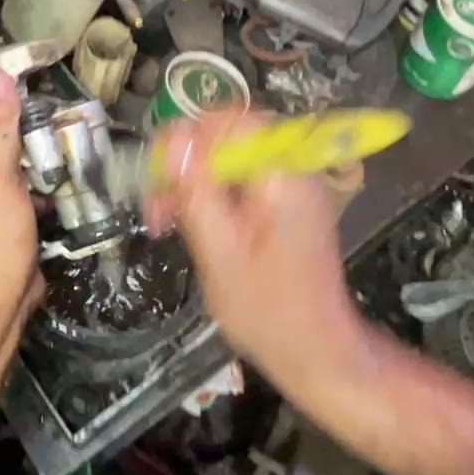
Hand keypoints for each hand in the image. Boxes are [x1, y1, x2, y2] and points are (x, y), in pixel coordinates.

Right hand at [144, 112, 366, 389]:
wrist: (318, 354)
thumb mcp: (220, 252)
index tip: (160, 164)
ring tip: (164, 216)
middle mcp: (292, 171)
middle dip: (186, 160)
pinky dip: (212, 194)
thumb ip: (196, 191)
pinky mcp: (285, 206)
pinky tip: (191, 223)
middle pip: (229, 137)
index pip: (235, 120)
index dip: (192, 132)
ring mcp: (291, 189)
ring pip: (231, 159)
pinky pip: (242, 181)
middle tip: (156, 199)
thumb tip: (173, 140)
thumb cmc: (268, 311)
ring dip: (194, 180)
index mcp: (282, 175)